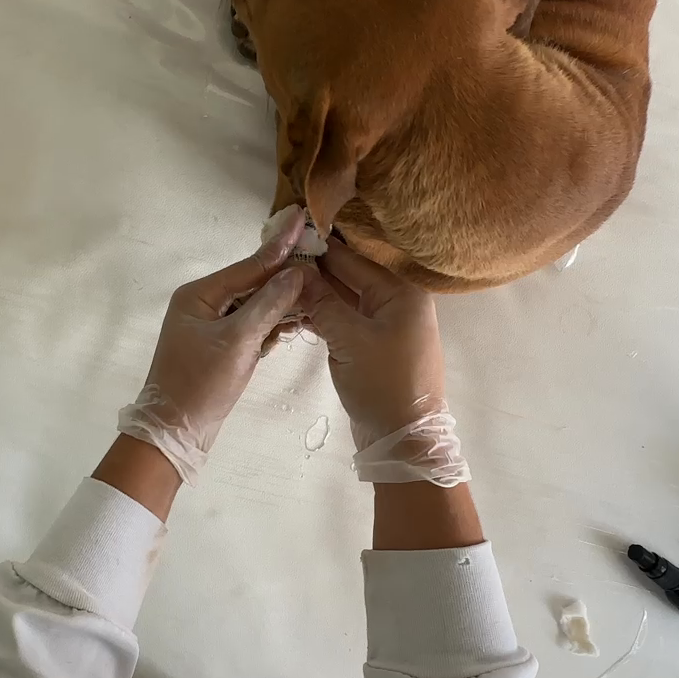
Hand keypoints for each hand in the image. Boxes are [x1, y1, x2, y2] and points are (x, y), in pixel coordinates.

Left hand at [117, 209, 308, 482]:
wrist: (175, 432)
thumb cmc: (200, 384)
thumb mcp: (238, 342)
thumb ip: (268, 305)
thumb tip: (297, 273)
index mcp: (199, 295)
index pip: (248, 266)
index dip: (279, 247)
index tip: (301, 218)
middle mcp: (203, 304)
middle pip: (252, 283)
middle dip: (285, 275)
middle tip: (321, 259)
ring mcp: (211, 326)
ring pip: (255, 305)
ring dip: (283, 302)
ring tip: (318, 290)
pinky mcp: (221, 347)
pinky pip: (252, 326)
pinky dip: (272, 325)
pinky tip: (297, 321)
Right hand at [298, 241, 446, 447]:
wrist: (403, 440)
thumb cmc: (383, 384)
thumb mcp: (348, 339)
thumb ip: (321, 301)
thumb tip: (295, 271)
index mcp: (400, 293)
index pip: (352, 260)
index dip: (318, 249)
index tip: (285, 237)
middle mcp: (397, 302)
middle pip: (348, 276)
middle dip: (314, 270)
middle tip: (275, 261)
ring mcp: (386, 324)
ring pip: (344, 298)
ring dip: (315, 294)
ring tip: (278, 284)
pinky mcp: (374, 343)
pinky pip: (345, 318)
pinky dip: (323, 314)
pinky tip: (294, 310)